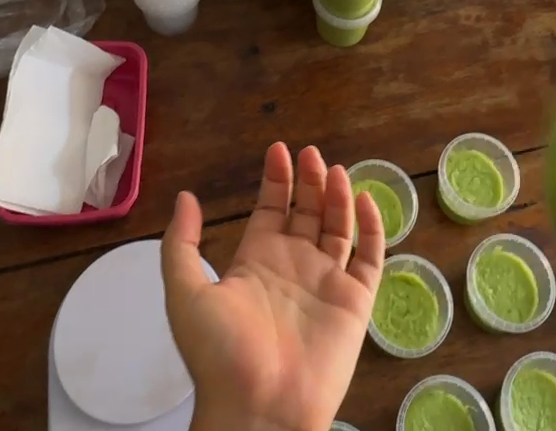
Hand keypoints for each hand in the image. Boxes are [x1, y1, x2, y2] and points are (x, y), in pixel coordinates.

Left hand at [162, 142, 384, 430]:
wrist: (259, 407)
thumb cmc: (220, 352)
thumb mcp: (186, 292)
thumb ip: (182, 244)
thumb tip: (186, 196)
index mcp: (257, 260)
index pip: (272, 209)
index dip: (276, 180)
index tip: (279, 149)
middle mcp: (294, 265)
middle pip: (307, 212)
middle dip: (308, 181)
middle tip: (311, 153)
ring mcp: (326, 282)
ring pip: (339, 227)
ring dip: (338, 196)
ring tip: (334, 168)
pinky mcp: (355, 301)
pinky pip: (370, 256)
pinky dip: (373, 227)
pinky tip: (367, 199)